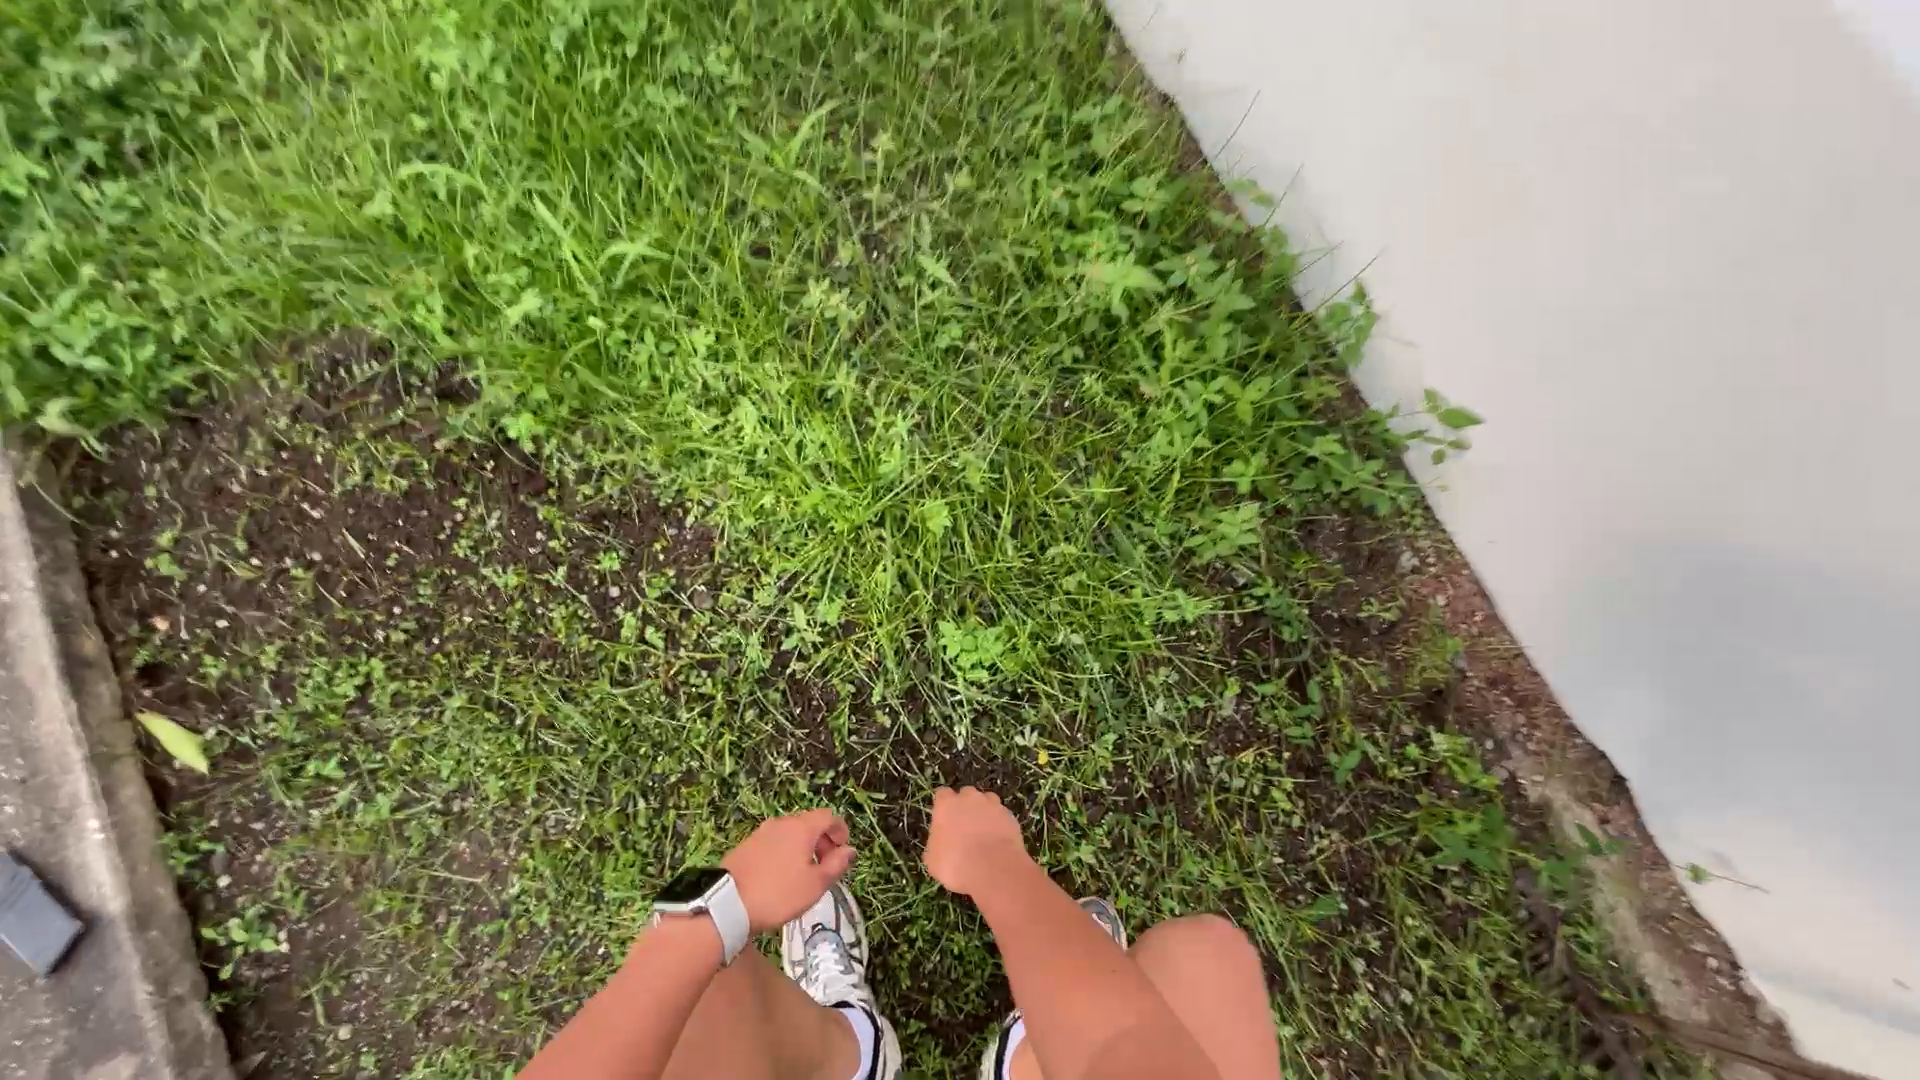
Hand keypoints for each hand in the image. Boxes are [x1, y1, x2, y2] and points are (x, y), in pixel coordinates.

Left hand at [722, 809, 855, 933]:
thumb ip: (836, 865)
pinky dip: (785, 851)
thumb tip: (849, 850)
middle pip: (809, 823)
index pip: (828, 817)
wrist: (727, 903)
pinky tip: (781, 875)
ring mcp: (761, 833)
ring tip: (804, 872)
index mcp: (801, 828)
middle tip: (826, 865)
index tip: (843, 850)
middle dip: (822, 840)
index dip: (840, 830)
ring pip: (790, 832)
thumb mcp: (815, 885)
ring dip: (803, 846)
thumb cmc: (778, 894)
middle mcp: (781, 823)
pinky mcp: (746, 845)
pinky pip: (774, 842)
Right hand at [924, 786, 1031, 896]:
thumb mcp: (933, 859)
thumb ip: (935, 843)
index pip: (942, 795)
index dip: (943, 807)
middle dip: (964, 807)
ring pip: (987, 801)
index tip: (943, 821)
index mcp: (946, 804)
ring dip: (984, 813)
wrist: (993, 869)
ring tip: (983, 834)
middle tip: (963, 829)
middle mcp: (969, 798)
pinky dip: (999, 824)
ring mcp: (992, 805)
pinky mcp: (1009, 816)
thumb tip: (940, 842)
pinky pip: (1001, 816)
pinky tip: (997, 841)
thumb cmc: (955, 864)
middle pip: (966, 795)